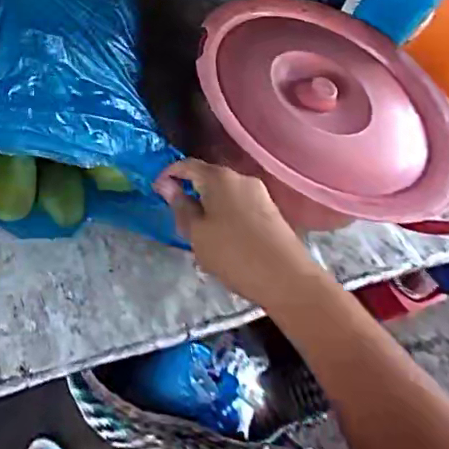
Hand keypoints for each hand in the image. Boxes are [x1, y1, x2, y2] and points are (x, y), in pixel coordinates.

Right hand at [153, 158, 320, 302]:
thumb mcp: (197, 233)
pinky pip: (240, 204)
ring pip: (225, 192)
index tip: (157, 191)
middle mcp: (240, 177)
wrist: (292, 283)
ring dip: (210, 204)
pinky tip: (225, 236)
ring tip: (201, 229)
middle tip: (178, 214)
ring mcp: (259, 193)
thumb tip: (167, 186)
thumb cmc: (236, 255)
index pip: (186, 165)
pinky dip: (227, 213)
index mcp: (218, 177)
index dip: (168, 175)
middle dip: (190, 190)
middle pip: (207, 177)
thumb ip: (180, 206)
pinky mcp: (272, 211)